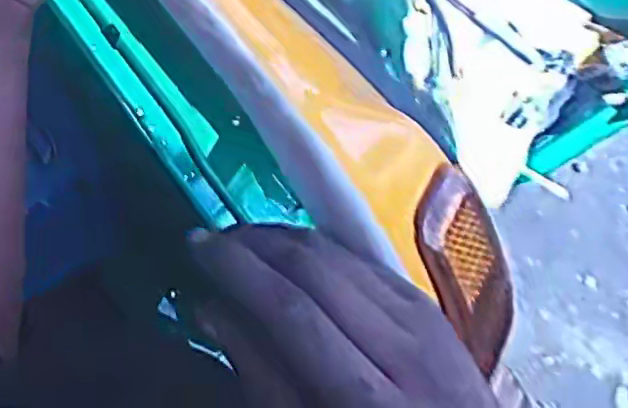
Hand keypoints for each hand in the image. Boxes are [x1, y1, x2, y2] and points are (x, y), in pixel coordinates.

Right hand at [190, 226, 495, 407]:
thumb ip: (259, 376)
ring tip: (241, 245)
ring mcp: (429, 328)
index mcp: (373, 406)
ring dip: (278, 237)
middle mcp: (409, 356)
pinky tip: (288, 255)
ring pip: (335, 252)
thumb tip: (207, 305)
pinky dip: (315, 248)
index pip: (292, 309)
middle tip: (211, 241)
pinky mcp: (433, 310)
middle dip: (250, 242)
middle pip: (313, 268)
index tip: (195, 244)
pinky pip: (360, 257)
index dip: (235, 268)